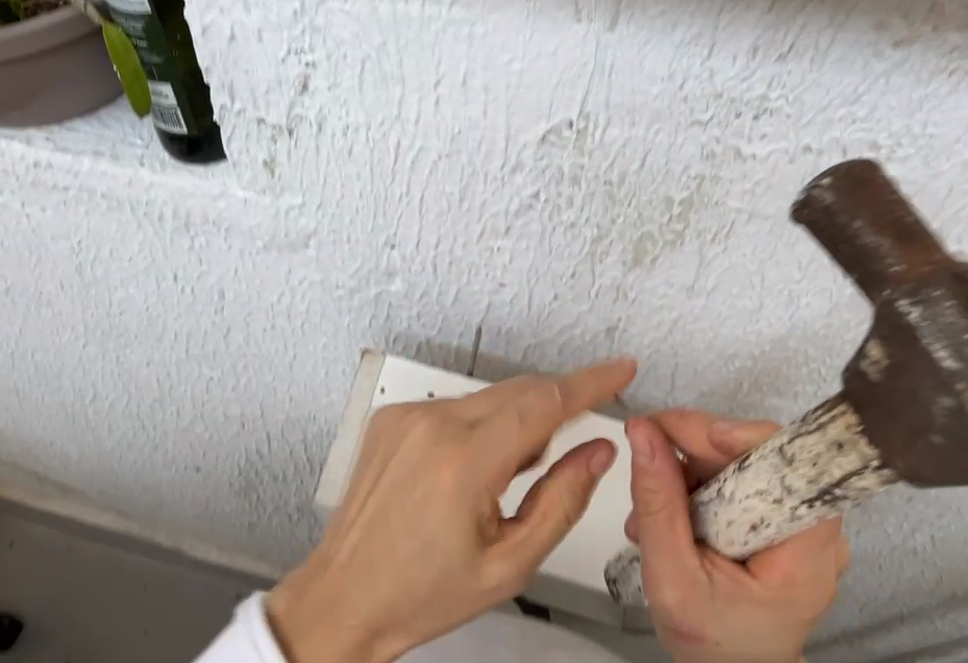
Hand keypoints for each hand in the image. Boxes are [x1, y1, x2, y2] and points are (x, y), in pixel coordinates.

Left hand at [267, 359, 637, 662]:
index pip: (545, 402)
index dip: (591, 383)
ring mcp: (408, 416)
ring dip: (515, 422)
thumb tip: (598, 451)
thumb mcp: (510, 563)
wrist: (346, 597)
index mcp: (464, 462)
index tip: (621, 369)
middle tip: (574, 447)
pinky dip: (479, 425)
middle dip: (556, 407)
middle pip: (520, 392)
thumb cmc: (422, 593)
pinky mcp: (393, 417)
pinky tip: (470, 472)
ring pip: (489, 398)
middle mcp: (433, 425)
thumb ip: (563, 500)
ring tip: (503, 483)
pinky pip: (456, 405)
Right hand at [625, 410, 849, 662]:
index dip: (737, 436)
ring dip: (688, 469)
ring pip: (741, 459)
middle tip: (646, 462)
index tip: (681, 433)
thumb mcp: (672, 580)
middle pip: (757, 453)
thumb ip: (658, 506)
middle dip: (694, 453)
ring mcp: (798, 519)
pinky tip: (667, 511)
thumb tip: (643, 433)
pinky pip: (738, 474)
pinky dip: (697, 482)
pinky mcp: (779, 516)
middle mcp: (813, 526)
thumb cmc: (713, 644)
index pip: (788, 462)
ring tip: (648, 509)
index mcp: (806, 549)